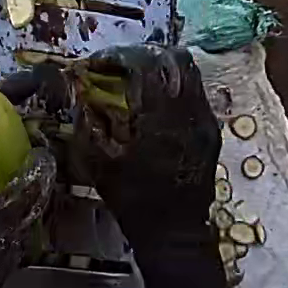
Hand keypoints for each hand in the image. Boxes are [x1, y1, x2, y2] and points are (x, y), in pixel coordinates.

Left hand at [0, 70, 58, 287]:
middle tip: (47, 100)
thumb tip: (49, 155)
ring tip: (45, 121)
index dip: (5, 93)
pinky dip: (5, 148)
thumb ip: (30, 186)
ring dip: (9, 127)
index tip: (36, 84)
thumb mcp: (11, 219)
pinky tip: (31, 155)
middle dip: (11, 107)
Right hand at [69, 45, 232, 287]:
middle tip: (116, 66)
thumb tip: (75, 89)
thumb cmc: (132, 199)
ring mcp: (206, 121)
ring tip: (134, 78)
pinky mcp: (211, 130)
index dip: (118, 57)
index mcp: (160, 119)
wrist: (175, 232)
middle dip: (142, 55)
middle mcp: (189, 113)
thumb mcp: (97, 163)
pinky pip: (195, 91)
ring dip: (160, 67)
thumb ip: (86, 122)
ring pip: (190, 72)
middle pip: (174, 59)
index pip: (145, 65)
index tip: (96, 63)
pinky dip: (172, 84)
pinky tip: (152, 100)